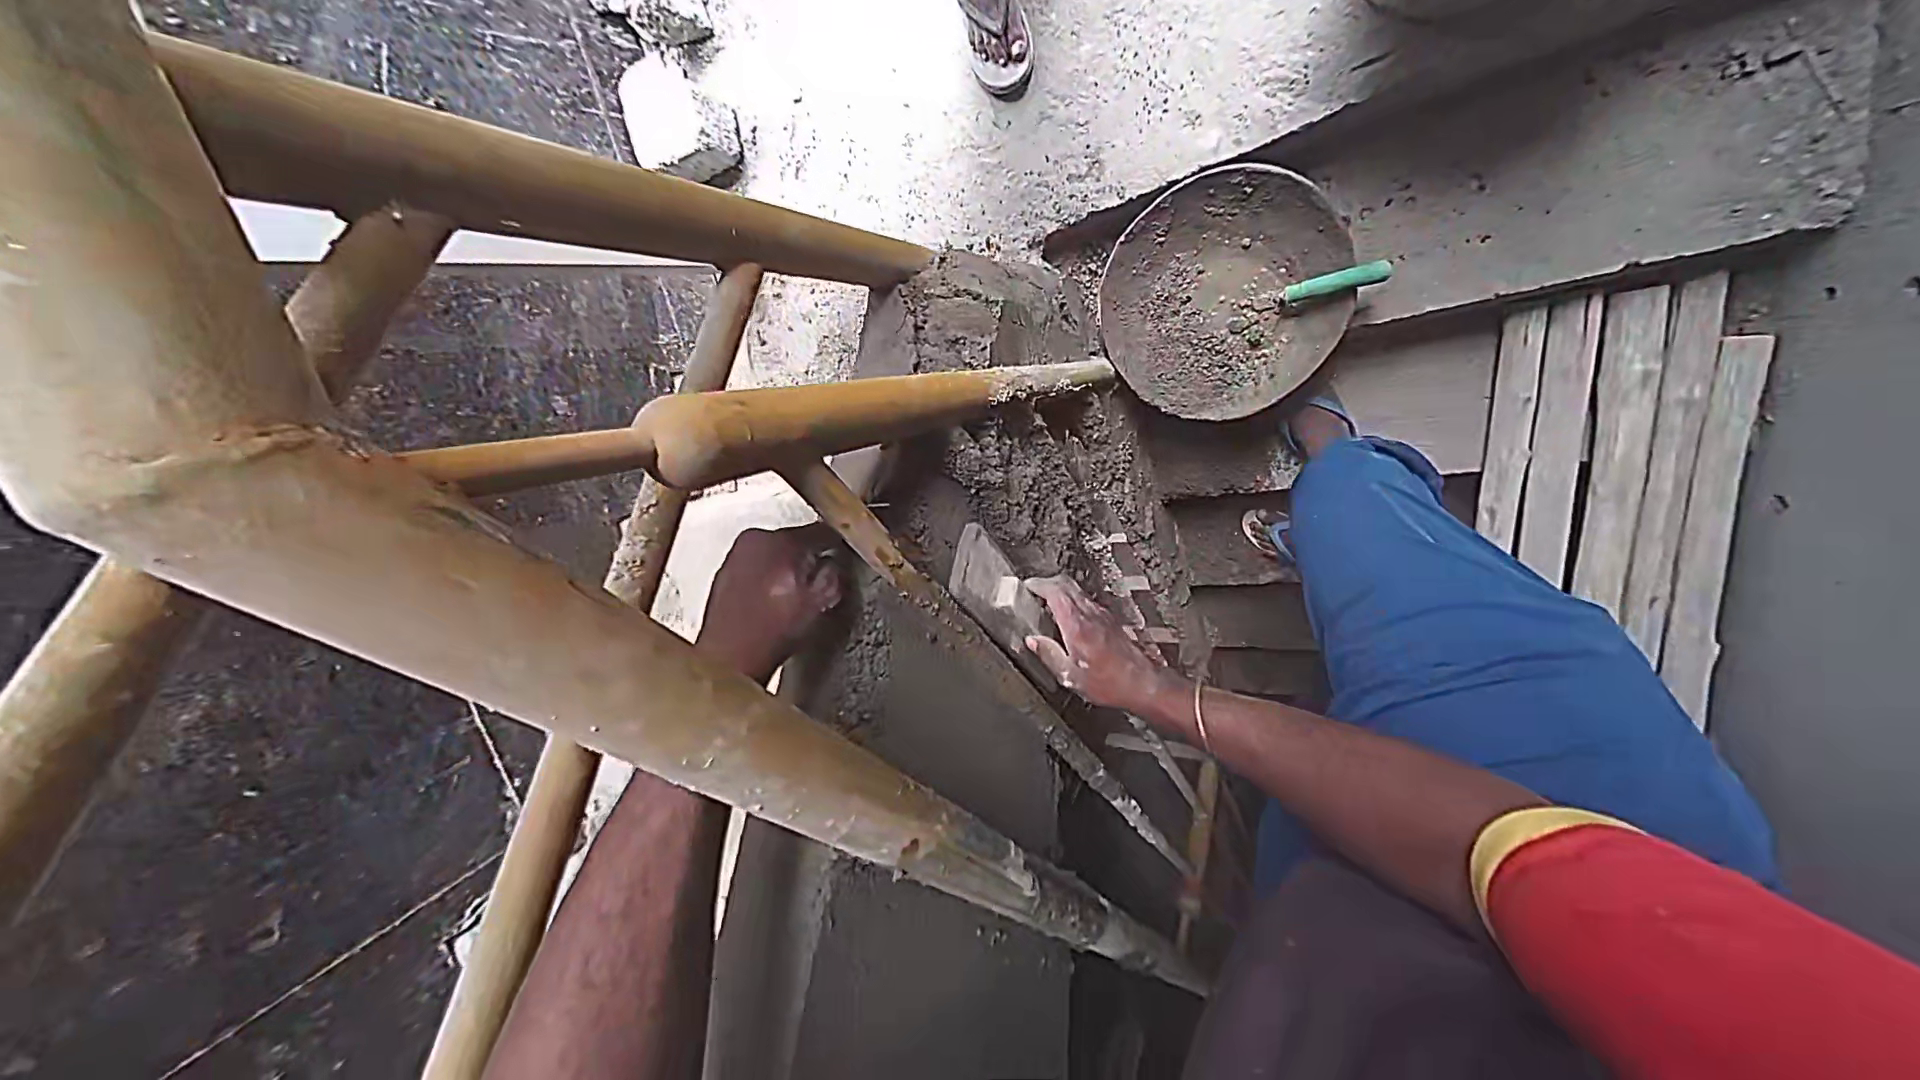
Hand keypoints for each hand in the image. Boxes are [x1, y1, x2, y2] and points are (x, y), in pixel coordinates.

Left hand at [695, 525, 845, 683]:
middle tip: (817, 587)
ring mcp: (735, 555)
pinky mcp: (724, 573)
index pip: (820, 530)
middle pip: (795, 539)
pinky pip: (757, 566)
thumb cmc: (769, 634)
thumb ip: (834, 574)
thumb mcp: (821, 603)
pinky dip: (767, 578)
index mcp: (779, 540)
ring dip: (786, 568)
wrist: (730, 659)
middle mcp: (753, 539)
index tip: (842, 558)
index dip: (838, 546)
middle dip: (809, 559)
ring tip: (792, 600)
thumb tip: (835, 563)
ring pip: (775, 553)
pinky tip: (772, 604)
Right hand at [1023, 575, 1182, 715]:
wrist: (1144, 684)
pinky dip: (1073, 602)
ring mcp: (1103, 615)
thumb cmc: (1112, 683)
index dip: (1038, 585)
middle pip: (1066, 584)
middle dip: (1046, 583)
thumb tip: (1033, 642)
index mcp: (1077, 626)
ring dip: (1060, 592)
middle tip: (1033, 591)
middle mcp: (1091, 615)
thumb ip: (1049, 655)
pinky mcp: (1110, 620)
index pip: (1055, 591)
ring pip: (1077, 591)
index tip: (1027, 587)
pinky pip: (1087, 602)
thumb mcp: (1071, 676)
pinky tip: (1069, 618)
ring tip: (1047, 604)